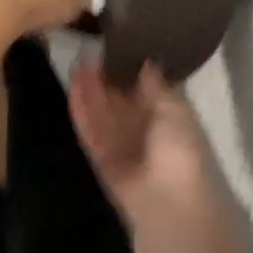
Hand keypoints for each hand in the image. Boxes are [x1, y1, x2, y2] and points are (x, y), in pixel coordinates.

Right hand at [69, 63, 207, 217]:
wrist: (167, 203)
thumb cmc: (179, 152)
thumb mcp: (174, 111)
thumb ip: (157, 86)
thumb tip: (147, 62)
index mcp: (168, 120)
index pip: (145, 91)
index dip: (130, 71)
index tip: (115, 48)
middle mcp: (143, 132)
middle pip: (119, 102)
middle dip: (106, 80)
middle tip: (89, 52)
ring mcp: (121, 146)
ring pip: (102, 114)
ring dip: (90, 91)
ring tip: (77, 64)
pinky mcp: (101, 159)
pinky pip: (90, 131)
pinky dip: (82, 111)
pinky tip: (73, 87)